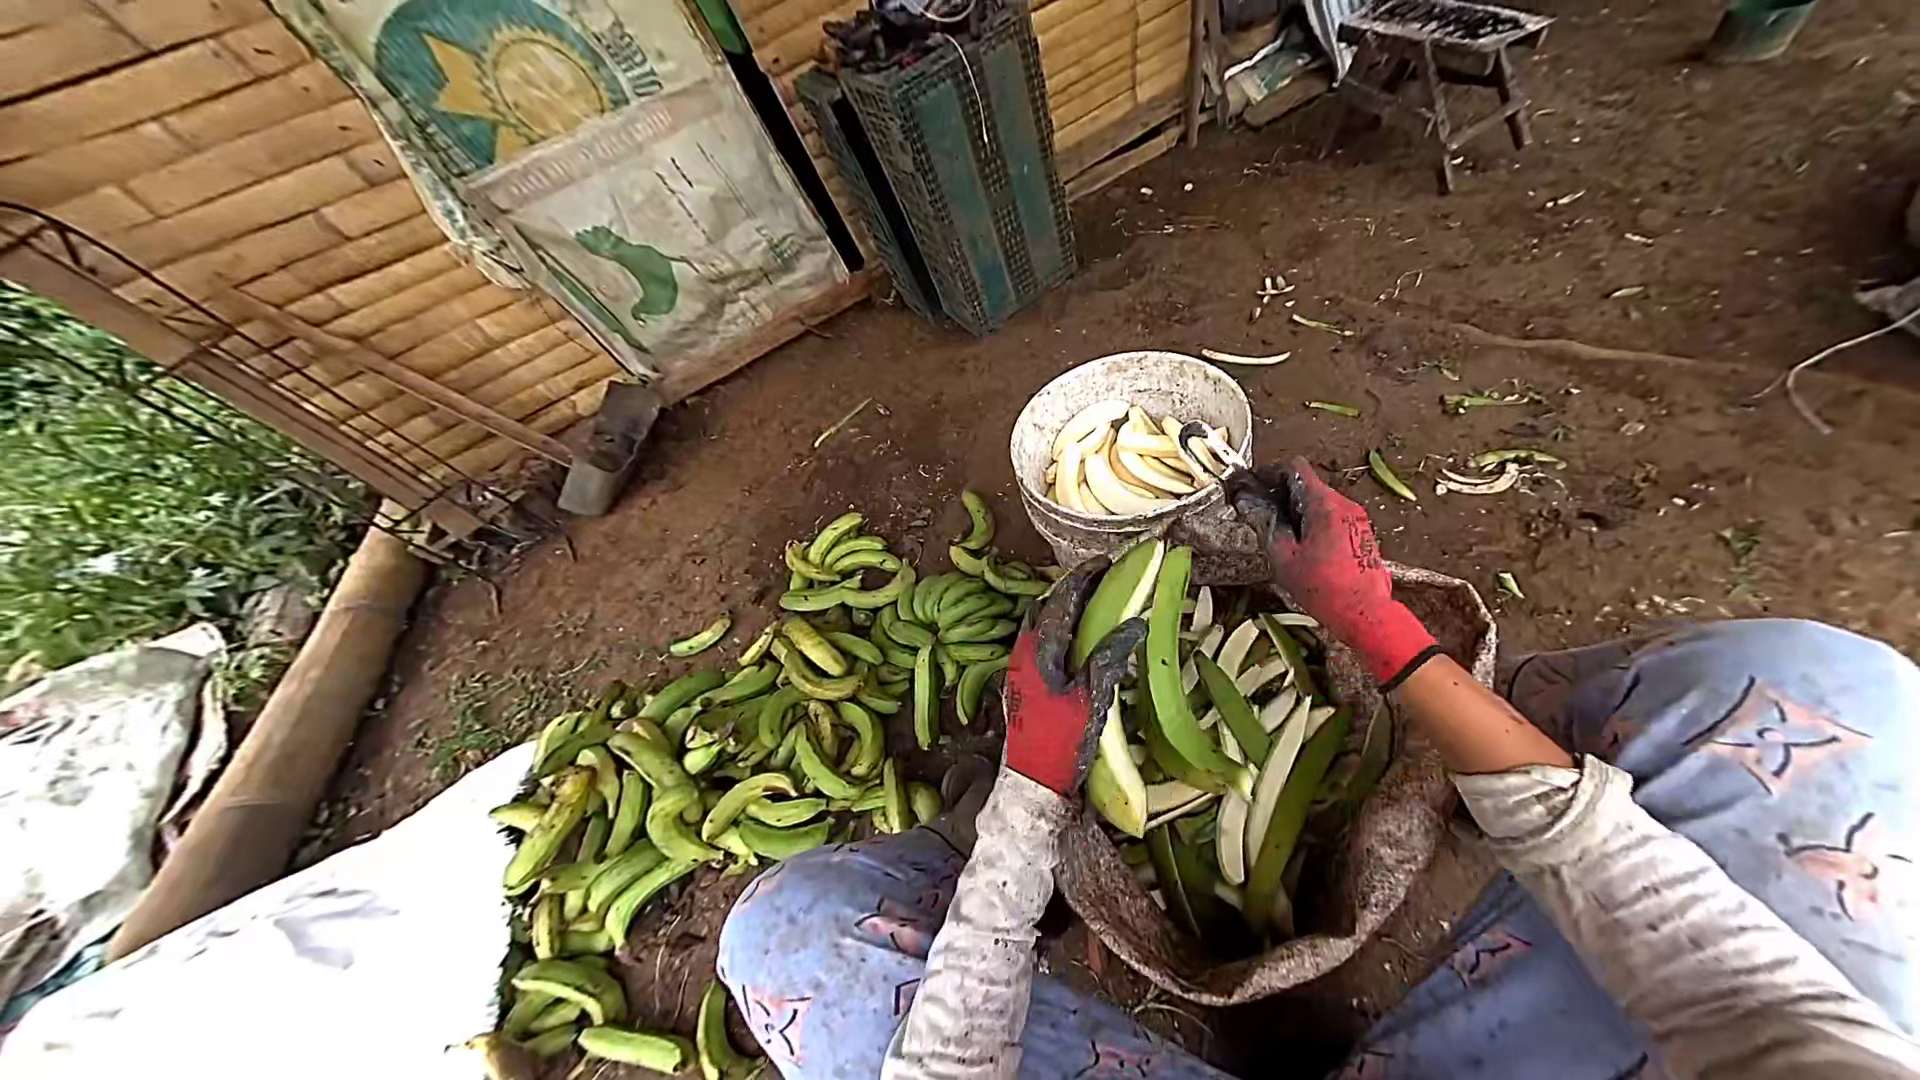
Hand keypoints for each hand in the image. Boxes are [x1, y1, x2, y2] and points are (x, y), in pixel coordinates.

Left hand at [1002, 557, 1146, 795]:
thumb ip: (1109, 658)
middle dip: (1074, 588)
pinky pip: (1039, 638)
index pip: (1062, 601)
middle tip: (1102, 577)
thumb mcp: (1092, 700)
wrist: (1031, 781)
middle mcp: (1023, 651)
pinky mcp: (1022, 678)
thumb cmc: (1061, 741)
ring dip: (1065, 605)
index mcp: (1039, 651)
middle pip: (1047, 605)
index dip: (1084, 579)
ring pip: (1041, 621)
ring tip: (1093, 598)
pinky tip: (1077, 633)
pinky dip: (1058, 625)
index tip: (1106, 564)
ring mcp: (1019, 664)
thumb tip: (1133, 624)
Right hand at [1225, 457, 1440, 688]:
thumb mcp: (1283, 557)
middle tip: (1259, 510)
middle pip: (1308, 484)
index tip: (1254, 484)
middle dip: (1281, 494)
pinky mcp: (1361, 532)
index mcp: (1325, 506)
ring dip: (1297, 509)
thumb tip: (1250, 504)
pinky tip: (1300, 542)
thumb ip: (1267, 525)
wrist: (1365, 613)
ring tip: (1277, 529)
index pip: (1295, 469)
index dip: (1270, 473)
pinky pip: (1332, 516)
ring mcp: (1357, 519)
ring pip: (1320, 501)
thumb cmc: (1323, 587)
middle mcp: (1345, 505)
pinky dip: (1312, 520)